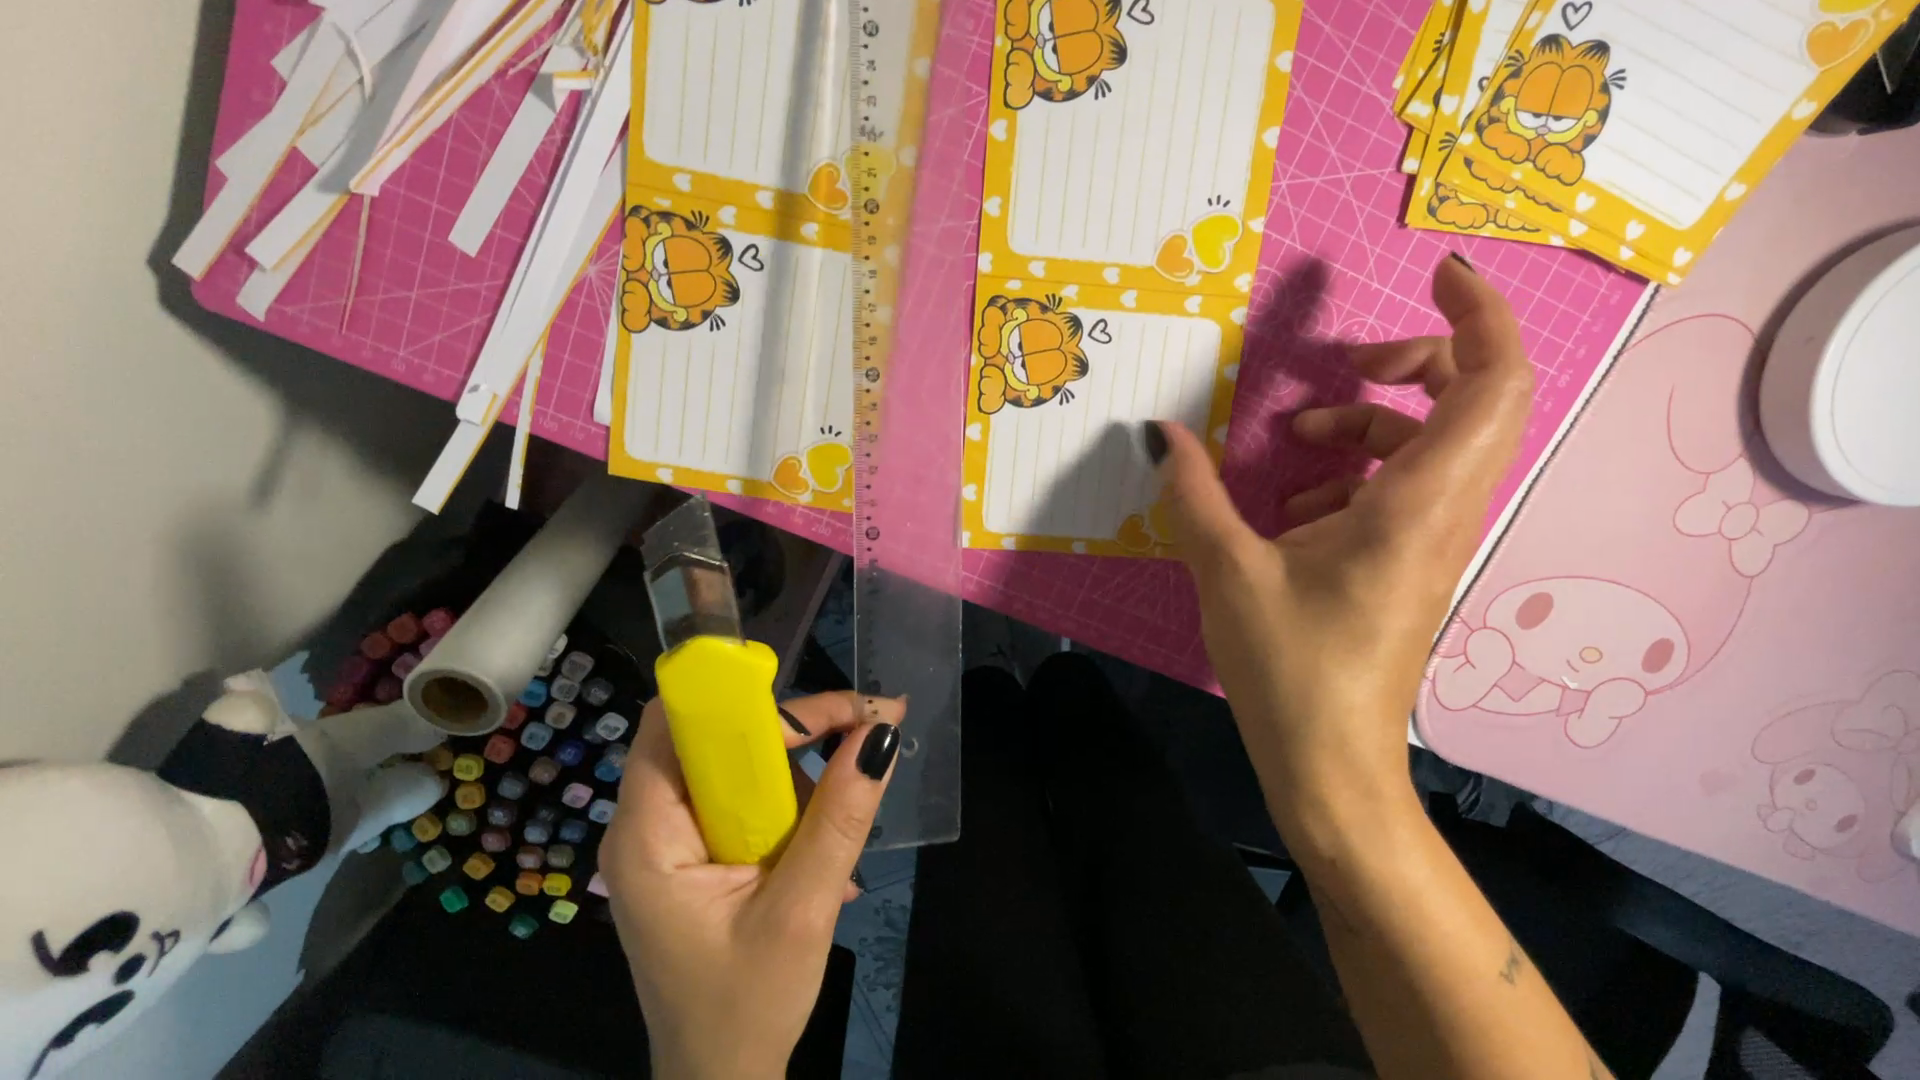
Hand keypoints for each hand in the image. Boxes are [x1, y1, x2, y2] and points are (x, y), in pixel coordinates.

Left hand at [602, 692, 904, 1078]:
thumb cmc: (747, 1006)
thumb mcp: (802, 911)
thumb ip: (839, 818)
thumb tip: (880, 734)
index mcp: (647, 835)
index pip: (676, 722)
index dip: (742, 696)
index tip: (819, 697)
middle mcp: (647, 827)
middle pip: (715, 740)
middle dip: (795, 732)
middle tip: (868, 730)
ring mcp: (668, 846)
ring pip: (736, 770)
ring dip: (801, 777)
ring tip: (854, 803)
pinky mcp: (693, 862)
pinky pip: (742, 807)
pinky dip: (790, 810)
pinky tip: (828, 848)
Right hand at [1155, 255, 1531, 828]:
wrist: (1332, 766)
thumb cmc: (1289, 668)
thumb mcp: (1228, 573)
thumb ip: (1194, 493)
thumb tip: (1158, 433)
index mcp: (1415, 506)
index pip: (1491, 383)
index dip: (1478, 313)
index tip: (1436, 272)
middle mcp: (1443, 514)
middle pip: (1479, 400)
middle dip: (1417, 359)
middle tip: (1346, 363)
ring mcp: (1433, 541)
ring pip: (1435, 446)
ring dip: (1370, 424)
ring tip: (1298, 443)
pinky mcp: (1411, 563)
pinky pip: (1406, 488)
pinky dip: (1359, 472)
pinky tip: (1301, 507)